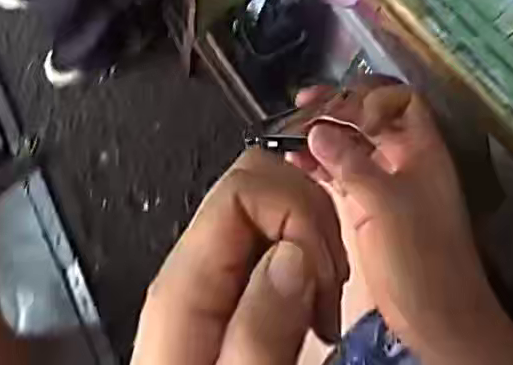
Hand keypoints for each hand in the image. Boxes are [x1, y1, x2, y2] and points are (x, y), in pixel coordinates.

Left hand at [132, 149, 348, 364]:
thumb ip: (259, 332)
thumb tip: (293, 251)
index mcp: (185, 284)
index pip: (243, 186)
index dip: (294, 214)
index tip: (320, 280)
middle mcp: (195, 265)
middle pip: (256, 179)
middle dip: (308, 218)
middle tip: (327, 292)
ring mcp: (214, 274)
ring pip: (270, 202)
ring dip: (313, 238)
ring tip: (323, 306)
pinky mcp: (234, 291)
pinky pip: (274, 239)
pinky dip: (308, 256)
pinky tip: (315, 307)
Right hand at [287, 80, 512, 362]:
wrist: (440, 325)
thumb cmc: (420, 258)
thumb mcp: (381, 202)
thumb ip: (347, 160)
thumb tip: (317, 129)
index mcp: (421, 149)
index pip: (399, 99)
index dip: (371, 96)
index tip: (343, 111)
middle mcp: (405, 159)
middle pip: (369, 117)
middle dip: (336, 108)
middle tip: (303, 106)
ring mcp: (388, 183)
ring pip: (353, 143)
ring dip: (323, 135)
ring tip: (292, 132)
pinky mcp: (372, 208)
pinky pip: (343, 171)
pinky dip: (321, 162)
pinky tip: (297, 161)